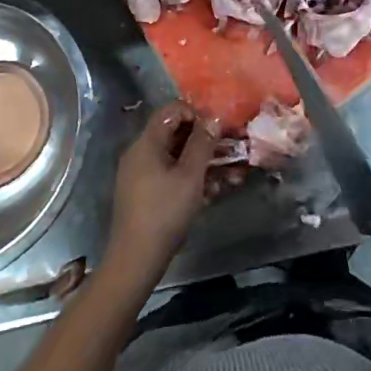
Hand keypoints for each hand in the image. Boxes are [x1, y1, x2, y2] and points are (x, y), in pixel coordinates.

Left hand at [105, 102, 217, 285]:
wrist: (136, 258)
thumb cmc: (165, 211)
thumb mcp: (190, 175)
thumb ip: (202, 143)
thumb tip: (213, 118)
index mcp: (147, 143)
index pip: (170, 111)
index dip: (196, 113)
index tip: (218, 128)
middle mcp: (141, 153)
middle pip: (175, 134)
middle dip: (205, 140)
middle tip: (232, 149)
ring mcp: (141, 174)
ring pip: (177, 157)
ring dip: (204, 162)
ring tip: (233, 173)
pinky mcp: (146, 193)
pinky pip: (171, 175)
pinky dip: (192, 177)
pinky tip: (215, 190)